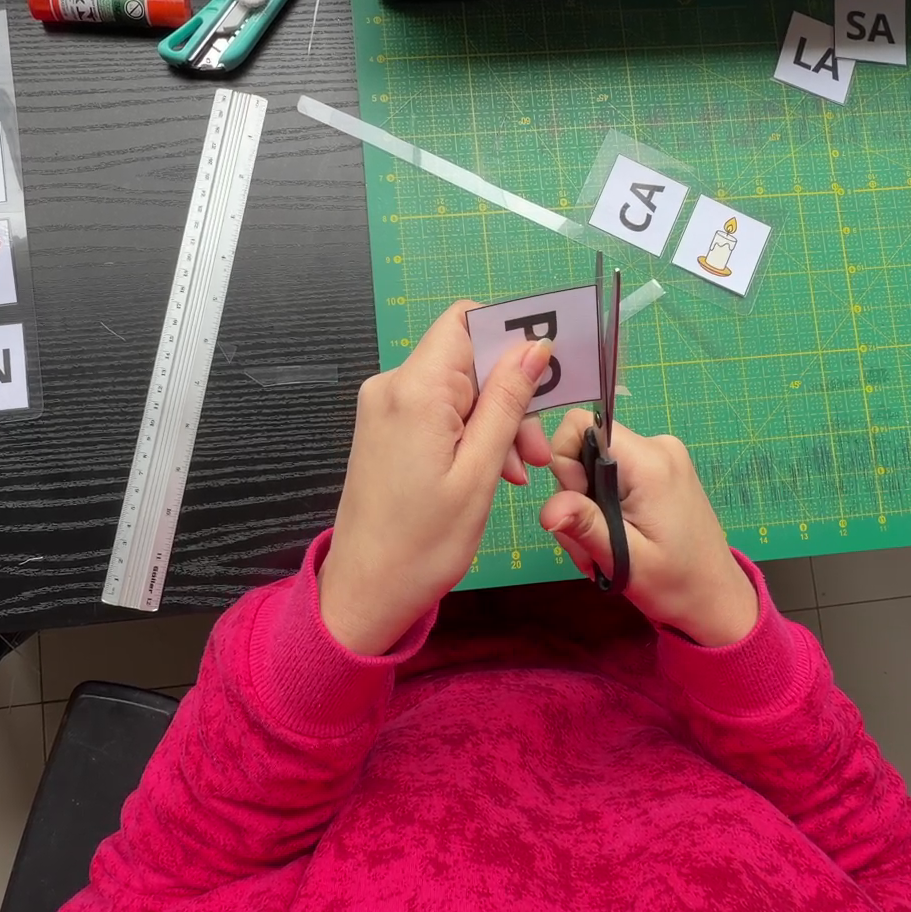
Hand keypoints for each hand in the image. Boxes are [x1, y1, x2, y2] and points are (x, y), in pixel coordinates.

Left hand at [319, 302, 554, 655]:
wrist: (366, 590)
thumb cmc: (425, 542)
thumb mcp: (480, 470)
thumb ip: (507, 401)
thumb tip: (535, 345)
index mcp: (415, 388)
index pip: (466, 320)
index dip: (509, 336)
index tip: (544, 378)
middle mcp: (392, 385)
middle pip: (466, 358)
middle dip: (509, 394)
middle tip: (536, 452)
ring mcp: (384, 407)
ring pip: (457, 387)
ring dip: (494, 419)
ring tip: (516, 471)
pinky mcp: (385, 428)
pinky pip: (438, 410)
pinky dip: (469, 432)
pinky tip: (490, 471)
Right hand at [540, 411, 757, 646]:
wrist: (717, 600)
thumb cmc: (675, 584)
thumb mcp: (625, 559)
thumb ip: (585, 526)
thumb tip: (547, 509)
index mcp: (649, 462)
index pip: (579, 425)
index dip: (565, 461)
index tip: (578, 504)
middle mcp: (655, 447)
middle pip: (582, 449)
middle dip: (574, 496)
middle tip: (590, 543)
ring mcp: (659, 456)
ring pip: (592, 465)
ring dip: (587, 509)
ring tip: (603, 550)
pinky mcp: (658, 469)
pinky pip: (610, 474)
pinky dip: (602, 506)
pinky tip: (614, 539)